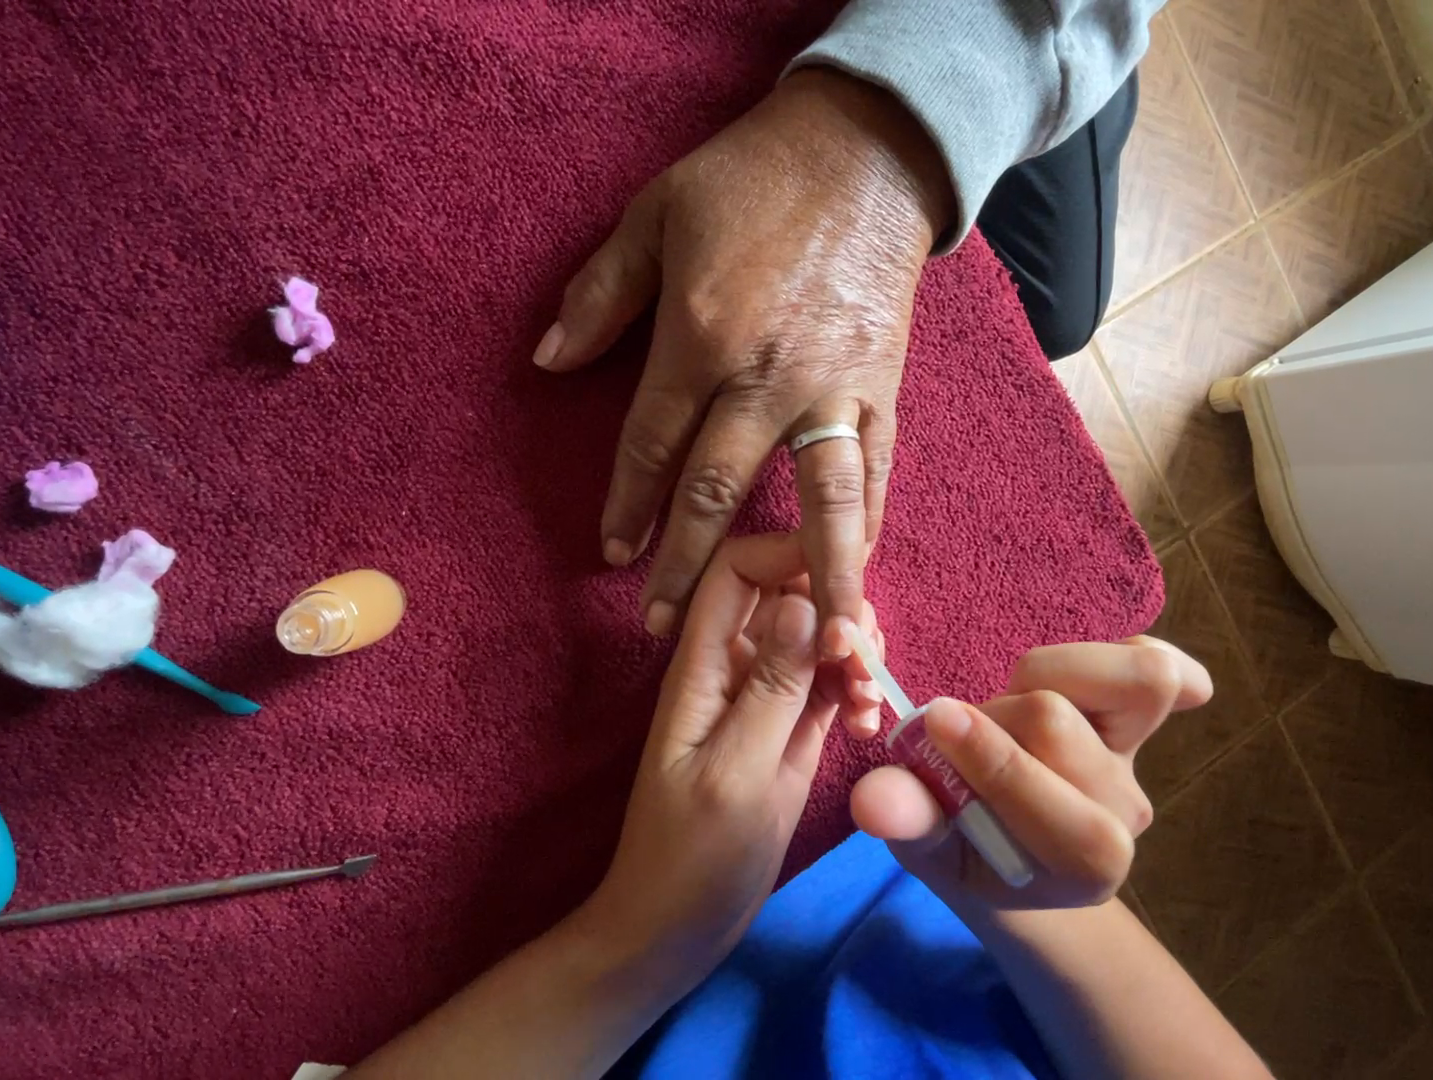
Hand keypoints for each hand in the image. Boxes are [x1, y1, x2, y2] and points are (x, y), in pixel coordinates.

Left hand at [535, 67, 953, 659]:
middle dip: (688, 566)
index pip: (653, 445)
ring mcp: (835, 390)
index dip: (628, 505)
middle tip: (666, 628)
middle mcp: (768, 377)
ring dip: (805, 579)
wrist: (864, 156)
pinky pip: (875, 474)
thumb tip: (548, 361)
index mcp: (702, 335)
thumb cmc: (752, 182)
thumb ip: (599, 294)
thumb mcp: (654, 214)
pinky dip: (865, 531)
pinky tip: (856, 578)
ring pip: (817, 502)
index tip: (613, 555)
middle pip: (719, 491)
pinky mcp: (885, 391)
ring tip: (805, 648)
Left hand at [581, 534, 845, 984]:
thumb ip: (771, 687)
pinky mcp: (790, 728)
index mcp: (703, 664)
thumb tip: (802, 600)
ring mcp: (765, 697)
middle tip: (866, 662)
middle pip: (789, 593)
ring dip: (854, 654)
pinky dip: (854, 691)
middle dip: (837, 610)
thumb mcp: (737, 773)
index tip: (847, 588)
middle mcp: (735, 666)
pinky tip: (868, 725)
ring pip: (817, 637)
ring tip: (868, 702)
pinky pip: (828, 683)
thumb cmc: (694, 856)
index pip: (738, 568)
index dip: (790, 555)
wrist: (677, 927)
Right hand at [850, 638, 1211, 911]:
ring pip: (1134, 680)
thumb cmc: (964, 848)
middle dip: (990, 716)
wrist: (1014, 853)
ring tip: (1015, 696)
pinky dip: (1136, 653)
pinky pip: (1168, 669)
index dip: (987, 753)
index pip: (1041, 791)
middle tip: (956, 733)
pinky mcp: (1145, 720)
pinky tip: (1103, 668)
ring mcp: (1137, 762)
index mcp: (1079, 865)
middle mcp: (1123, 813)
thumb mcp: (925, 845)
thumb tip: (870, 800)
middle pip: (1055, 721)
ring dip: (1056, 672)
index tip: (934, 722)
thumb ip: (906, 819)